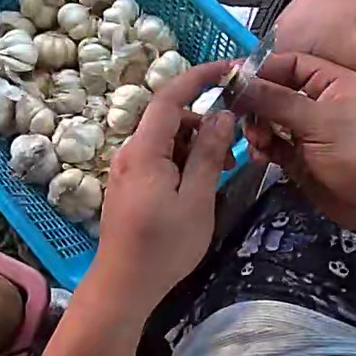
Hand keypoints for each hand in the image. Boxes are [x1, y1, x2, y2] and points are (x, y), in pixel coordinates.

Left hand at [89, 61, 237, 308]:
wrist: (123, 285)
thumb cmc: (164, 246)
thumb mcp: (197, 199)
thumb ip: (208, 154)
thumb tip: (221, 115)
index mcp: (144, 151)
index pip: (169, 98)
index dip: (197, 77)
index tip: (227, 69)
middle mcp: (130, 153)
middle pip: (169, 120)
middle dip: (203, 124)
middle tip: (232, 152)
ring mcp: (127, 170)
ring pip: (166, 141)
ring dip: (195, 146)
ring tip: (220, 174)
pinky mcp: (129, 185)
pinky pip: (158, 159)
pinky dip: (182, 162)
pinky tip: (198, 185)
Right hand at [237, 52, 355, 242]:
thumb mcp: (321, 121)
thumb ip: (276, 100)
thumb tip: (237, 80)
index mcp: (330, 81)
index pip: (287, 62)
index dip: (259, 69)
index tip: (230, 81)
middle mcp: (316, 101)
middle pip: (272, 91)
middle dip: (253, 103)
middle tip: (236, 116)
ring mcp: (306, 130)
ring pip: (267, 119)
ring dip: (255, 128)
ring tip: (256, 142)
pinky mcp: (298, 157)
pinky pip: (271, 144)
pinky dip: (262, 148)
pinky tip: (261, 155)